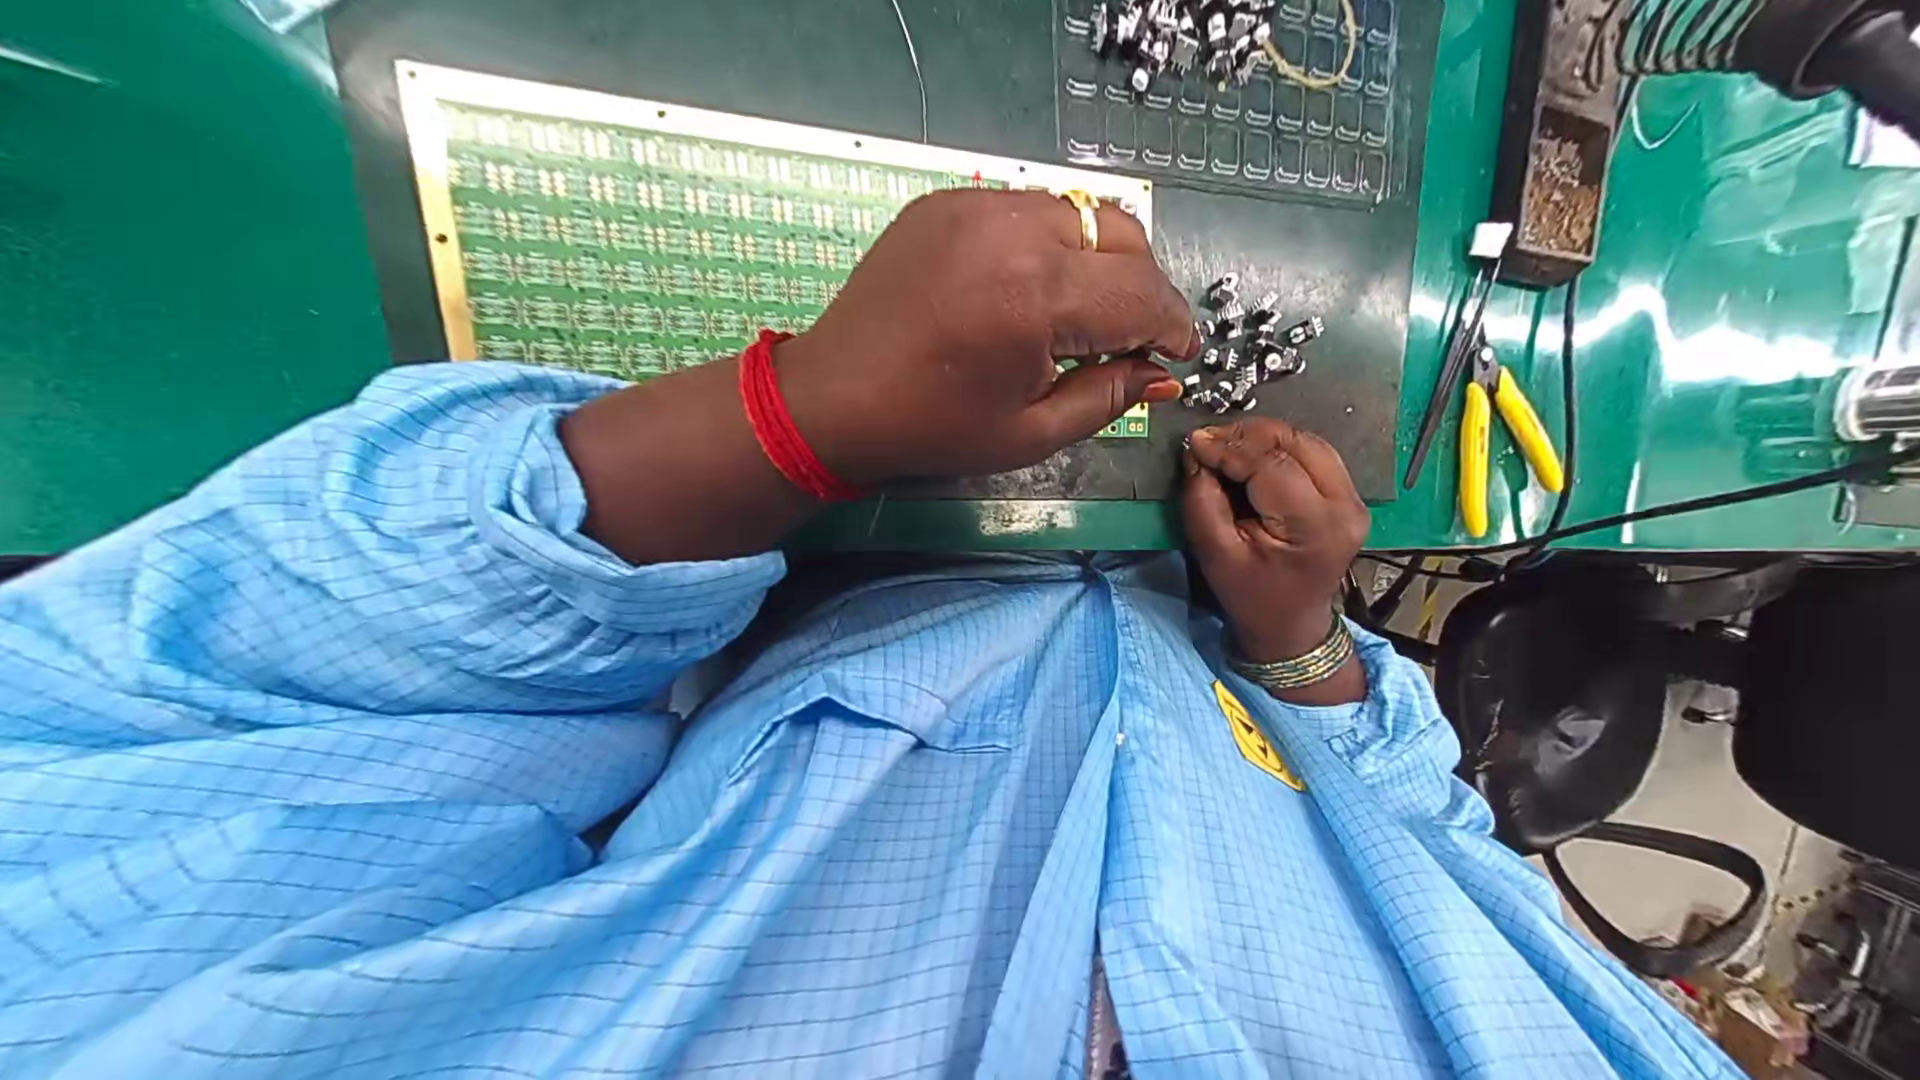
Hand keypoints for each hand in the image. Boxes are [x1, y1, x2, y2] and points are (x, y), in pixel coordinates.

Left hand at [777, 189, 1197, 483]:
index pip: (1140, 294)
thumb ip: (1106, 397)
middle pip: (1121, 235)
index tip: (1178, 352)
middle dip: (1141, 288)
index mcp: (1036, 296)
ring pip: (1077, 215)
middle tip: (1131, 336)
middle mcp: (1013, 230)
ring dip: (1097, 262)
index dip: (1171, 325)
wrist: (833, 399)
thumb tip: (1160, 374)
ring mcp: (974, 205)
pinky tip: (1028, 290)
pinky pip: (1025, 211)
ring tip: (1081, 314)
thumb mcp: (1028, 433)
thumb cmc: (931, 429)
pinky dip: (1048, 246)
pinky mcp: (945, 203)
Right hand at [1181, 418, 1369, 665]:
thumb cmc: (1249, 594)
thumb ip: (1201, 500)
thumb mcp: (1213, 554)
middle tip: (1206, 441)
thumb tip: (1197, 454)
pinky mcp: (1348, 495)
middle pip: (1294, 443)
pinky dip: (1277, 447)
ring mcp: (1353, 498)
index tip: (1193, 442)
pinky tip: (1250, 456)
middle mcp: (1345, 505)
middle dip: (1245, 435)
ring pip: (1306, 440)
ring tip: (1224, 447)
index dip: (1229, 448)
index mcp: (1315, 526)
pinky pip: (1312, 453)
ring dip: (1261, 437)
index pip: (1271, 465)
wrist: (1289, 624)